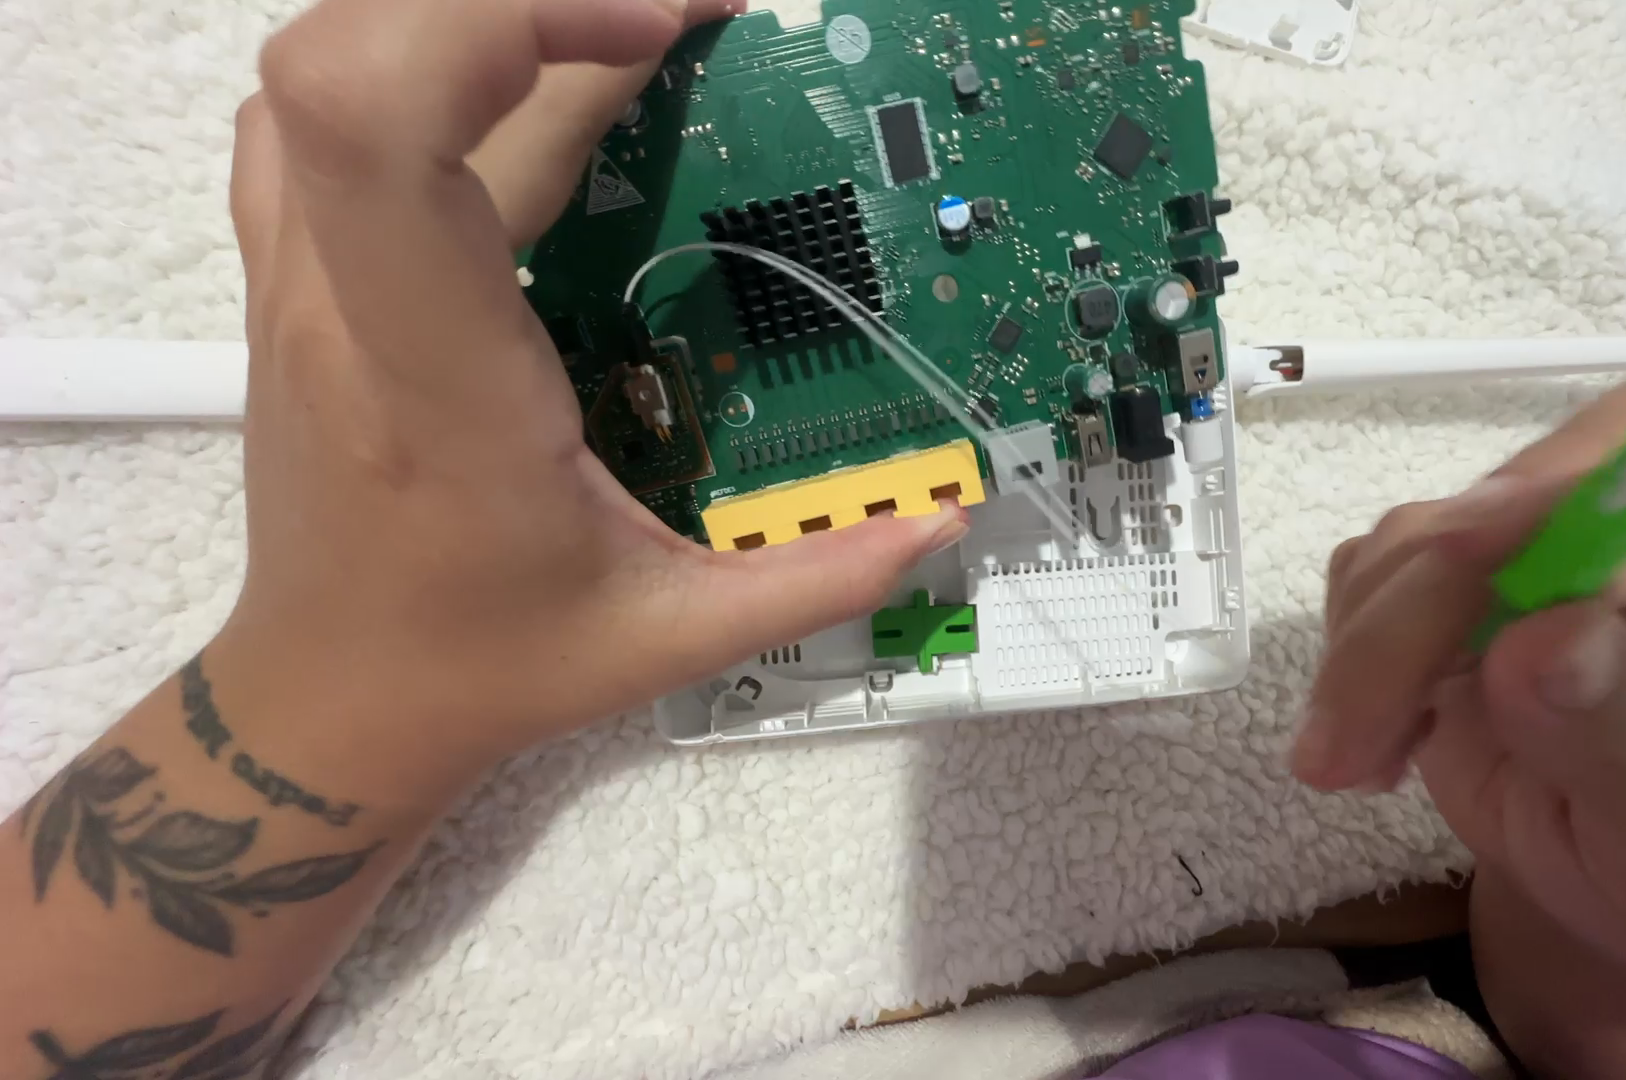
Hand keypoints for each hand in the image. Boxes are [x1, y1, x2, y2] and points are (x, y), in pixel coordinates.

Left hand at [214, 0, 966, 772]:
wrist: (341, 700)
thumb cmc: (497, 669)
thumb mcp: (679, 638)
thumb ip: (823, 581)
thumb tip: (938, 522)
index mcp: (446, 387)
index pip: (378, 118)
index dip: (503, 15)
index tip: (660, 27)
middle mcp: (350, 311)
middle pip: (372, 54)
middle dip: (547, 1)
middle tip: (706, 23)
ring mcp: (305, 293)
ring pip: (347, 74)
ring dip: (491, 28)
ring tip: (632, 43)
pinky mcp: (306, 295)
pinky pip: (333, 130)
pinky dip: (434, 78)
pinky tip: (528, 113)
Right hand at [1300, 350, 1625, 1040]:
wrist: (1622, 898)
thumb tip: (1539, 638)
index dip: (1582, 466)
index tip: (1474, 556)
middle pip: (1503, 497)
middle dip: (1410, 618)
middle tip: (1349, 743)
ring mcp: (1536, 548)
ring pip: (1409, 540)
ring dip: (1361, 650)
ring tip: (1354, 764)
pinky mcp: (1447, 581)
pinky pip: (1366, 578)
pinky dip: (1344, 658)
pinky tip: (1370, 738)